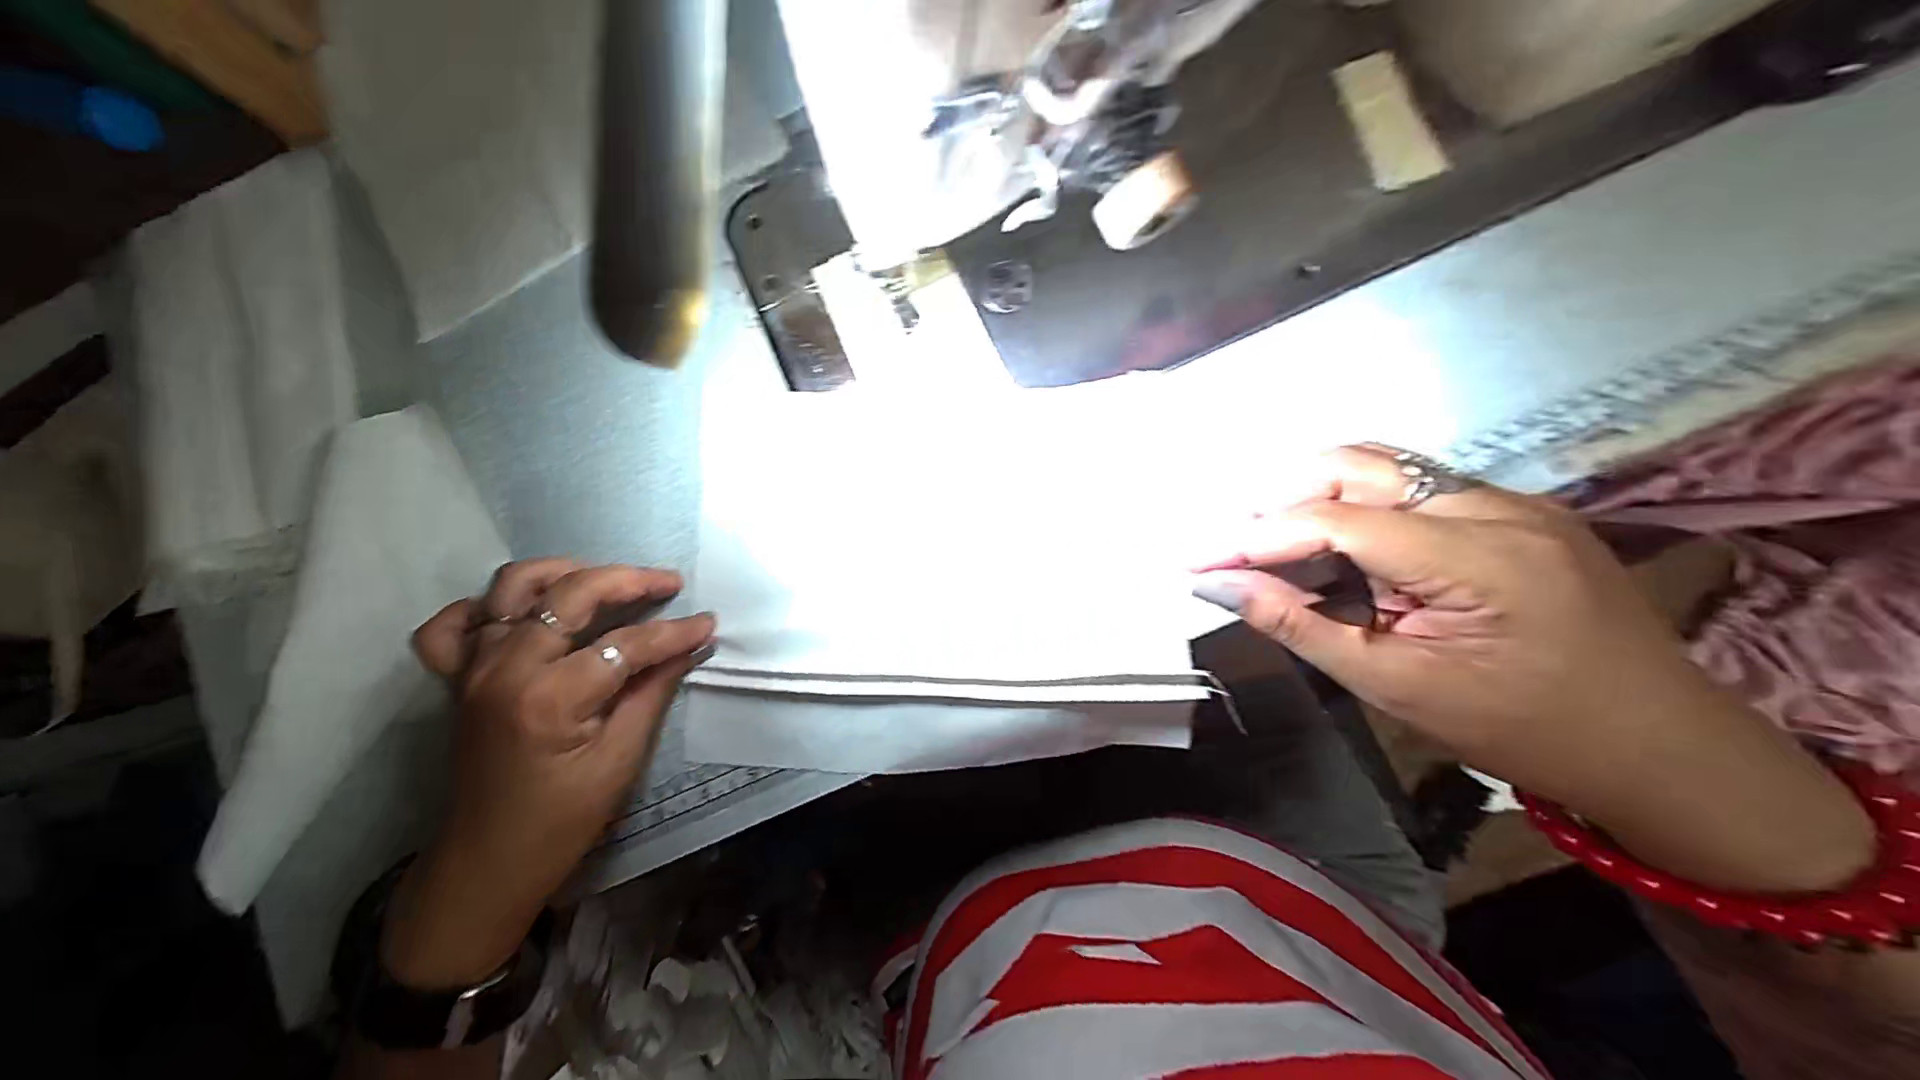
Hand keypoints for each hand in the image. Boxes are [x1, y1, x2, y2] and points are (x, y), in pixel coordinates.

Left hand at [382, 559, 714, 988]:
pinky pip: (453, 625)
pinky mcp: (456, 678)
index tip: (708, 622)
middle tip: (667, 584)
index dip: (674, 630)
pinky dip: (485, 607)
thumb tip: (691, 643)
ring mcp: (472, 669)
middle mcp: (503, 669)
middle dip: (626, 580)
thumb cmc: (564, 818)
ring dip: (562, 573)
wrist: (489, 862)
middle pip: (569, 594)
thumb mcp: (622, 757)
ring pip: (510, 587)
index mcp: (549, 697)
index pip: (624, 642)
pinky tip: (521, 614)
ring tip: (603, 582)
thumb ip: (653, 689)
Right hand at [1193, 445, 1871, 893]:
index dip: (1260, 537)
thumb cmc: (1523, 730)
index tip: (1202, 560)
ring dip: (1321, 498)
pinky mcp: (1518, 512)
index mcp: (1480, 558)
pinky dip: (1363, 511)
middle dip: (1284, 498)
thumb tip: (1224, 586)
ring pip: (1387, 469)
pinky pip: (1418, 490)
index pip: (1339, 520)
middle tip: (1237, 547)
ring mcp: (1515, 502)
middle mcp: (1498, 507)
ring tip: (1279, 546)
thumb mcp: (1398, 688)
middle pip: (1362, 466)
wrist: (1662, 748)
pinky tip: (1344, 552)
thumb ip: (1303, 627)